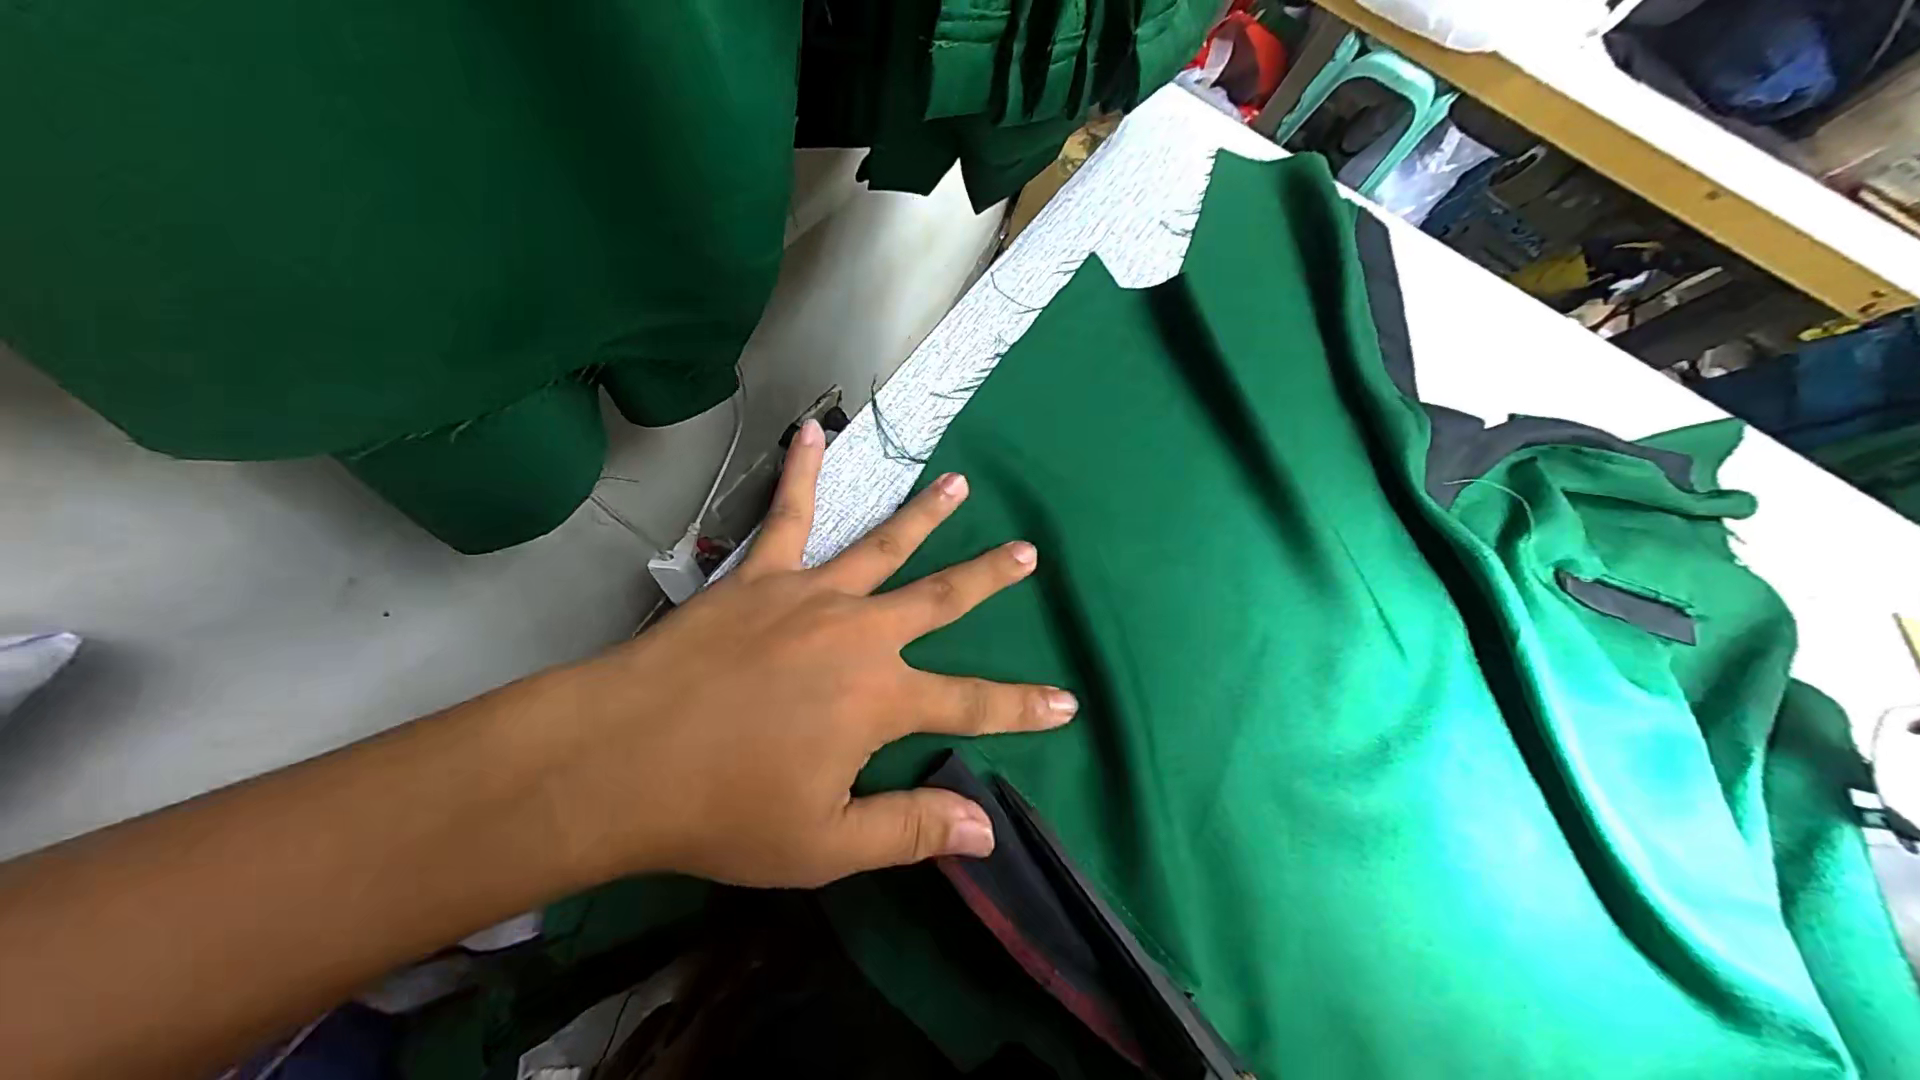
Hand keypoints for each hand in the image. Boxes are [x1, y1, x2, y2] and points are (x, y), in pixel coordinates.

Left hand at [529, 419, 1076, 887]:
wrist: (620, 758)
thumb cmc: (724, 809)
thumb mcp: (825, 843)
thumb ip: (911, 829)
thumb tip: (986, 829)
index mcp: (881, 699)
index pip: (973, 704)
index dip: (1023, 707)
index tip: (1066, 702)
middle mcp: (860, 634)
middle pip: (941, 600)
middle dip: (989, 579)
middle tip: (1025, 554)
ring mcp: (810, 595)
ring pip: (883, 546)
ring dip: (925, 515)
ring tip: (959, 484)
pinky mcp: (759, 576)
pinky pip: (787, 515)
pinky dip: (802, 472)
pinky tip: (811, 432)